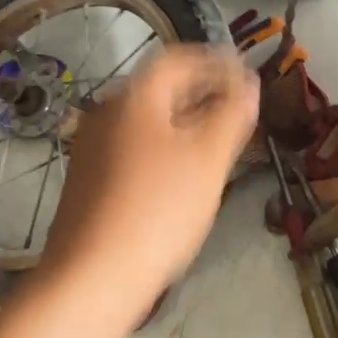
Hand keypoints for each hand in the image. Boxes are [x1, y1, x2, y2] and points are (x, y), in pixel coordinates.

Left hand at [43, 44, 259, 301]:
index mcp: (133, 97)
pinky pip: (134, 148)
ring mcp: (91, 149)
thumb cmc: (158, 209)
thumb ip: (233, 113)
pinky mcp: (88, 181)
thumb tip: (249, 83)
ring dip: (186, 121)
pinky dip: (165, 147)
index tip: (247, 74)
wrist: (92, 278)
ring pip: (148, 121)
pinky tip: (184, 175)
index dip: (216, 61)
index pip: (178, 59)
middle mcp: (105, 113)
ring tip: (219, 141)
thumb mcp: (209, 158)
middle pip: (160, 89)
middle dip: (203, 92)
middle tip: (240, 108)